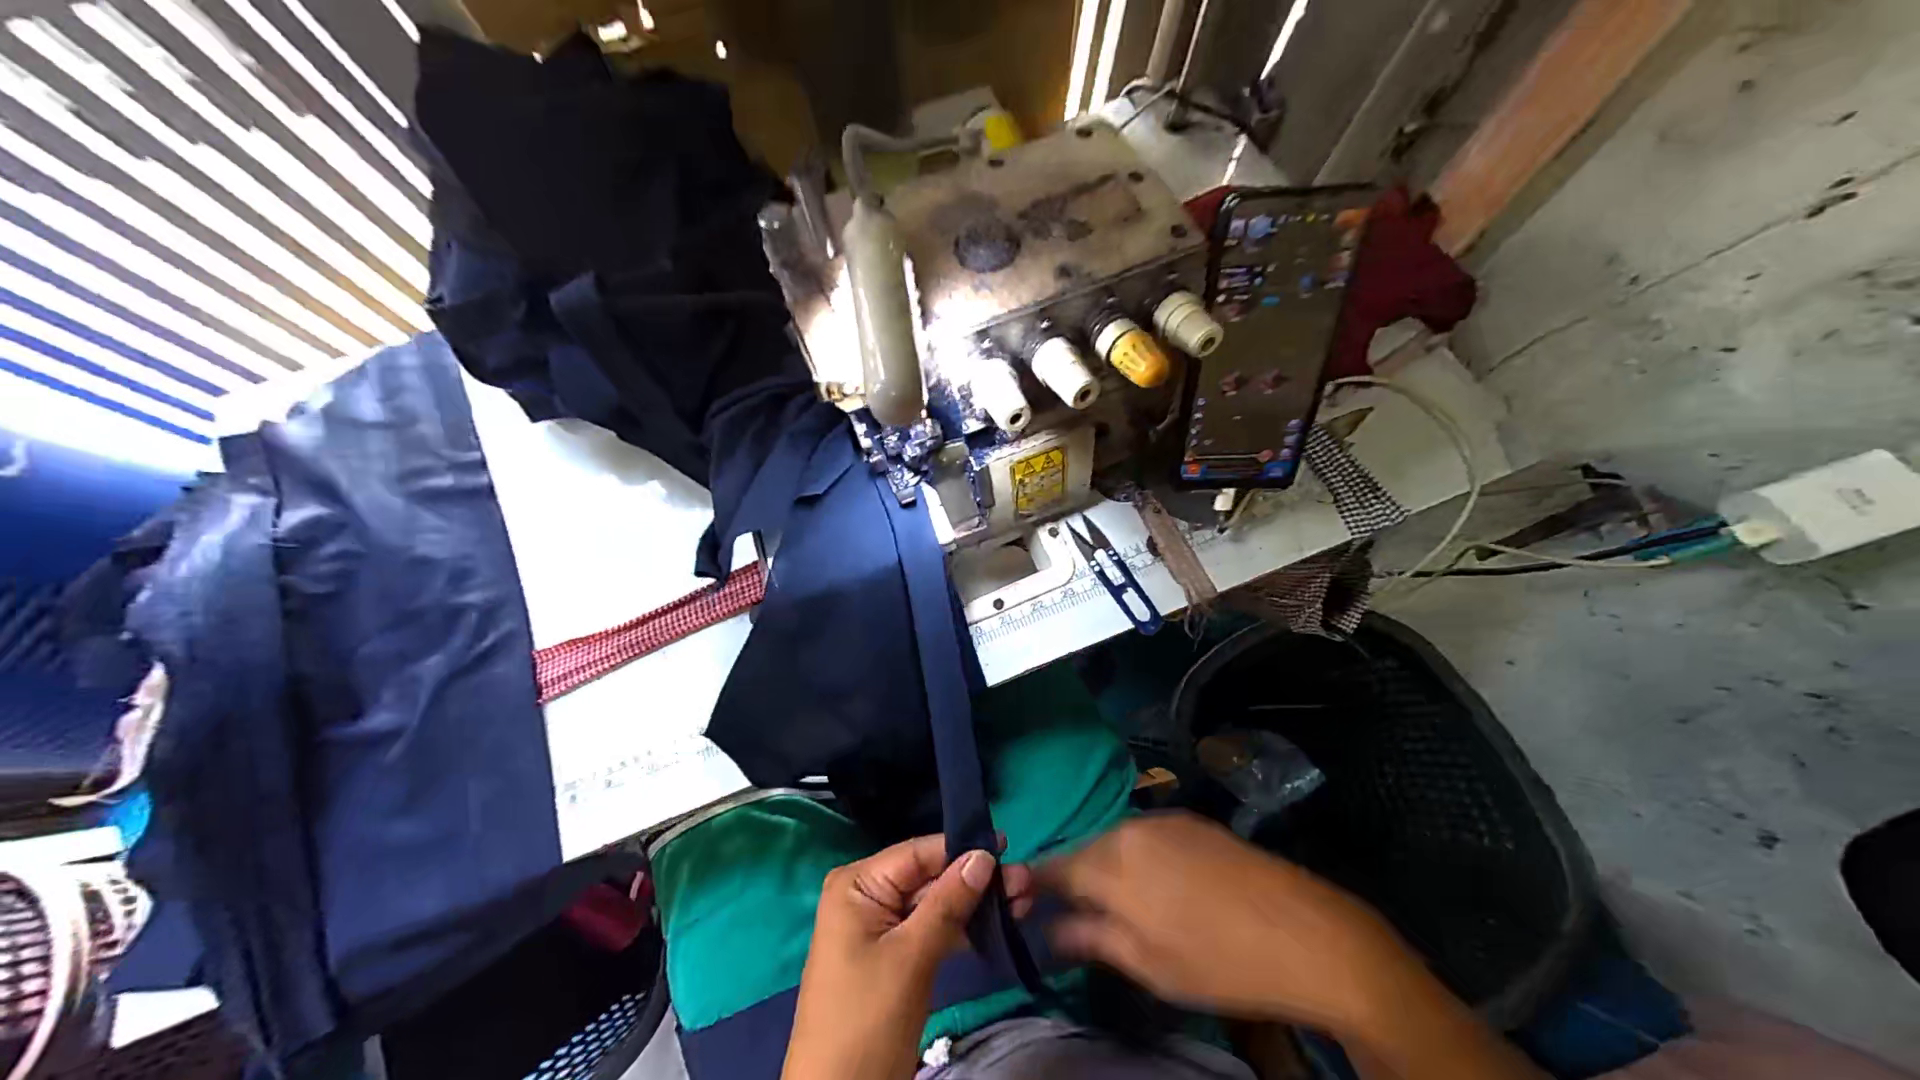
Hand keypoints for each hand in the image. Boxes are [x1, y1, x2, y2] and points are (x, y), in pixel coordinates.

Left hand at [782, 835, 1033, 1079]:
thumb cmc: (867, 1018)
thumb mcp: (910, 956)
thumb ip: (948, 902)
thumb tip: (984, 855)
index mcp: (858, 884)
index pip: (917, 853)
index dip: (962, 847)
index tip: (1009, 845)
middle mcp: (867, 895)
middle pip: (929, 876)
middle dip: (976, 878)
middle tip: (1026, 882)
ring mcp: (881, 926)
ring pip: (936, 902)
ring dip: (976, 903)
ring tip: (1023, 901)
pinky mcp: (895, 954)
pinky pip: (932, 928)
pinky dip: (964, 928)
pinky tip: (999, 925)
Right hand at [1036, 814, 1543, 1079]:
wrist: (1309, 934)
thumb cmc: (1219, 962)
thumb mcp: (1146, 964)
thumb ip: (1089, 938)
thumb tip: (1047, 929)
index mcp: (1110, 861)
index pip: (1051, 867)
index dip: (1031, 886)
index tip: (1021, 907)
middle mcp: (1129, 828)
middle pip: (1082, 852)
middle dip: (1070, 881)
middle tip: (1072, 917)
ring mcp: (1164, 820)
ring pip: (1114, 843)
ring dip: (1104, 870)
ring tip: (1117, 907)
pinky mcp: (1194, 822)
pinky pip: (1145, 837)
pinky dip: (1136, 860)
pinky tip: (1158, 889)